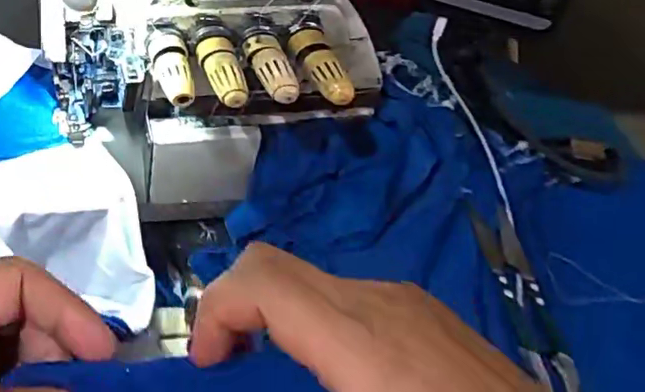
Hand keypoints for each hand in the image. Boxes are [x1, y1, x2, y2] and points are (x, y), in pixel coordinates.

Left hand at [0, 257, 117, 391]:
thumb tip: (85, 385)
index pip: (18, 279)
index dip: (66, 310)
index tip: (108, 356)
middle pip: (25, 313)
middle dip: (65, 348)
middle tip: (100, 386)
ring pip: (21, 346)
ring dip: (53, 370)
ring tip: (77, 390)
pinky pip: (5, 372)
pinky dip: (32, 387)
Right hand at [190, 243, 535, 391]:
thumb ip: (297, 389)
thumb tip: (245, 379)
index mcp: (367, 345)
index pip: (258, 280)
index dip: (214, 310)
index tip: (207, 364)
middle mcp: (382, 304)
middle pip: (269, 265)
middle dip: (230, 303)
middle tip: (225, 361)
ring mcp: (413, 305)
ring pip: (305, 277)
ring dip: (271, 311)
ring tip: (273, 368)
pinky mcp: (437, 318)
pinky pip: (348, 297)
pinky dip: (314, 320)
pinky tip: (339, 373)